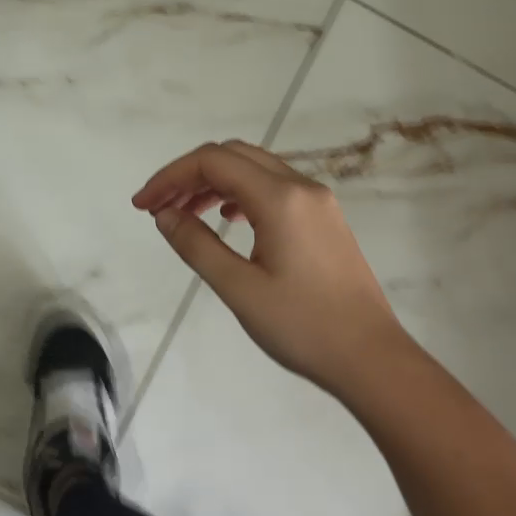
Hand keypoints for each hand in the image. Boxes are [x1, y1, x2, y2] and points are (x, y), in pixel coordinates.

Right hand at [133, 141, 408, 397]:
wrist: (373, 359)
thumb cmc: (303, 327)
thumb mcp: (239, 289)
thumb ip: (196, 245)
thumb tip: (164, 215)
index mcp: (279, 198)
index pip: (212, 161)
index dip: (171, 176)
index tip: (143, 207)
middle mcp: (301, 186)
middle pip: (233, 156)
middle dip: (189, 175)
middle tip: (159, 209)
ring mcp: (318, 200)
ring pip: (255, 169)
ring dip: (215, 183)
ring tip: (185, 215)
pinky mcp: (325, 218)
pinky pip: (274, 187)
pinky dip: (241, 194)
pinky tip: (228, 221)